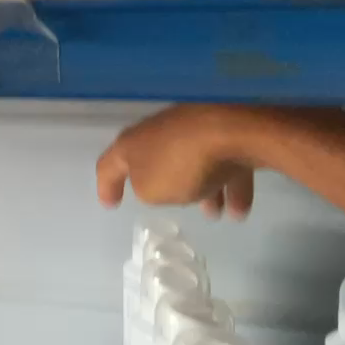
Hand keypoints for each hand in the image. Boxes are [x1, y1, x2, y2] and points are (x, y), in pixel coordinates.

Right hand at [95, 105, 259, 218]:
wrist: (232, 132)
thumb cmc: (180, 164)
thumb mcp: (150, 191)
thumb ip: (146, 192)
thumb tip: (155, 186)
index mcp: (131, 144)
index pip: (108, 166)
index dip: (106, 187)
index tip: (109, 204)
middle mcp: (156, 132)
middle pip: (153, 161)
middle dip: (162, 185)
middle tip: (166, 206)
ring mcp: (190, 130)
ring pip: (191, 164)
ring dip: (201, 190)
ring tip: (213, 214)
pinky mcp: (222, 132)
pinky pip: (220, 164)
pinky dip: (226, 186)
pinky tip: (238, 211)